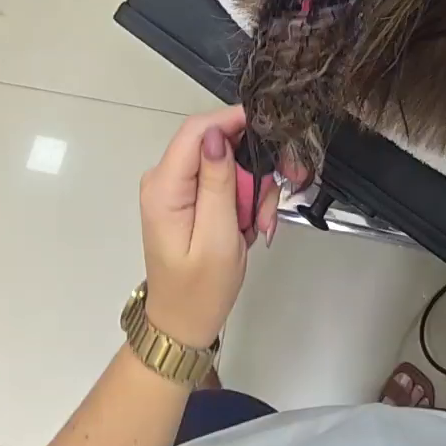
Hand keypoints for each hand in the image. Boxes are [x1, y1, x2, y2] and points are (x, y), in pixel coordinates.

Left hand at [138, 105, 279, 347]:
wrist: (183, 325)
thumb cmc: (201, 289)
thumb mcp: (217, 238)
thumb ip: (217, 183)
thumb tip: (217, 134)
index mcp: (165, 185)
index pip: (198, 129)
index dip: (235, 120)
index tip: (274, 130)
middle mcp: (165, 177)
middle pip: (216, 143)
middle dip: (253, 163)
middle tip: (281, 192)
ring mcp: (177, 186)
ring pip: (227, 161)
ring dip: (253, 187)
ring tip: (261, 223)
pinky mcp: (190, 196)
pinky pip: (223, 180)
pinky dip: (244, 197)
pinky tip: (252, 224)